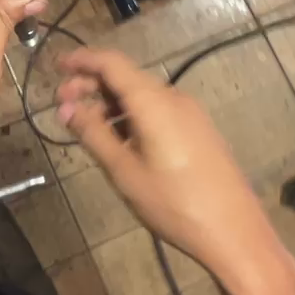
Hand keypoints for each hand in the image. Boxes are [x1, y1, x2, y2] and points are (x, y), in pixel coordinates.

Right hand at [55, 47, 285, 280]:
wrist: (237, 235)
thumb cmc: (175, 203)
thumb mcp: (124, 171)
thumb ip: (93, 134)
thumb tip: (65, 108)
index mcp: (153, 101)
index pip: (111, 63)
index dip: (82, 60)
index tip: (57, 67)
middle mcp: (173, 98)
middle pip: (125, 77)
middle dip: (91, 85)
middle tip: (63, 105)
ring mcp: (189, 114)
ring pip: (140, 94)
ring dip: (109, 103)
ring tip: (87, 127)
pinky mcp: (198, 130)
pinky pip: (156, 109)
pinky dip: (130, 114)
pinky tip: (119, 140)